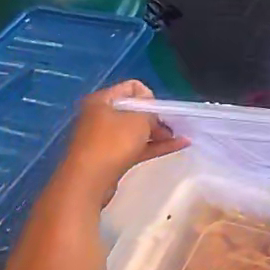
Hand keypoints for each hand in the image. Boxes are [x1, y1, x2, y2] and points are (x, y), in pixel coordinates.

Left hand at [53, 80, 183, 205]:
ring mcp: (103, 138)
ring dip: (158, 132)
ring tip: (180, 136)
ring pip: (136, 130)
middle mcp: (99, 116)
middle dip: (156, 117)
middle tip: (172, 125)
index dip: (150, 96)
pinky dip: (154, 145)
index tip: (160, 109)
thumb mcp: (140, 118)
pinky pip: (135, 146)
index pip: (132, 87)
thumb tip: (152, 113)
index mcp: (101, 101)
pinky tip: (177, 145)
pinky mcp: (109, 157)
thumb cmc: (113, 142)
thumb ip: (151, 110)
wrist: (88, 181)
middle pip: (134, 110)